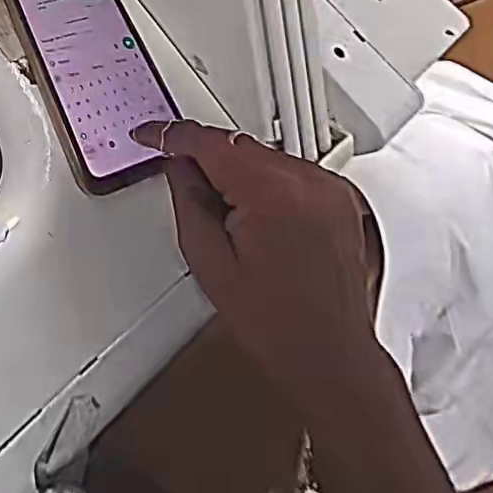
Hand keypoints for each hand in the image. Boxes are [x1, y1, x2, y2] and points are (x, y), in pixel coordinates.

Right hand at [132, 121, 448, 492]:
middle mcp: (307, 182)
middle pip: (237, 144)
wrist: (333, 358)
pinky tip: (260, 218)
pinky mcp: (341, 196)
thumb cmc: (278, 325)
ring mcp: (328, 187)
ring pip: (262, 153)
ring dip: (238, 170)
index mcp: (272, 194)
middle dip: (206, 157)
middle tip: (188, 186)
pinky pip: (289, 168)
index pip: (210, 141)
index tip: (151, 134)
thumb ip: (187, 200)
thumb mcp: (209, 262)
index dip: (172, 134)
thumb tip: (177, 165)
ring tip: (233, 221)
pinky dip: (267, 180)